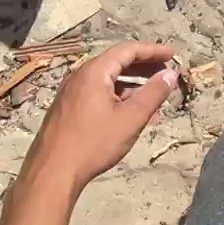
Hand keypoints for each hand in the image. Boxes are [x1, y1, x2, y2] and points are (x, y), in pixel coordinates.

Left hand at [18, 42, 178, 202]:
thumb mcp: (131, 118)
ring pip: (107, 79)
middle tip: (166, 72)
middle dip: (144, 65)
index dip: (153, 50)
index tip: (173, 54)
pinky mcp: (67, 108)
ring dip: (132, 82)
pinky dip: (118, 95)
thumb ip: (153, 93)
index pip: (128, 50)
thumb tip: (171, 74)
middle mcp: (80, 76)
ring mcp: (71, 92)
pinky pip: (98, 92)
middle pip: (117, 61)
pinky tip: (130, 110)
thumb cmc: (93, 143)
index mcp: (94, 72)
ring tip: (153, 92)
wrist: (51, 174)